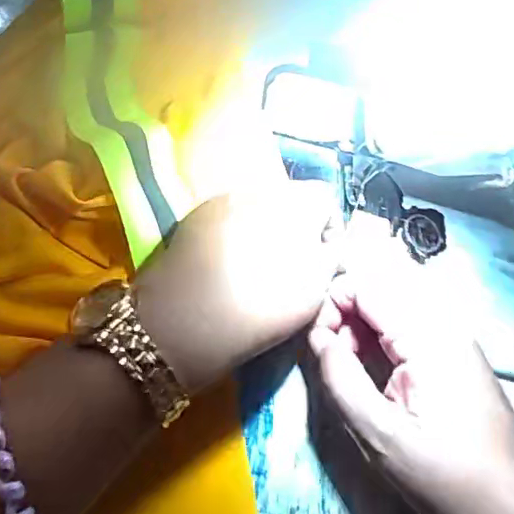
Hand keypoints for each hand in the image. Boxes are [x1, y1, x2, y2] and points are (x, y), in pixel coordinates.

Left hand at [136, 180, 341, 392]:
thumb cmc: (258, 310)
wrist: (180, 323)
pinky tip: (227, 264)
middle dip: (297, 227)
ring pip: (261, 205)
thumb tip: (331, 244)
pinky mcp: (197, 213)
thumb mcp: (314, 291)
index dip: (329, 230)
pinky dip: (236, 231)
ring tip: (256, 265)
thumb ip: (332, 257)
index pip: (327, 199)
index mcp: (296, 204)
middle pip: (293, 199)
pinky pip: (230, 215)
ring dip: (266, 227)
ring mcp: (226, 198)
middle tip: (291, 266)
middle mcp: (262, 189)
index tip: (321, 262)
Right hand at [305, 213, 513, 513]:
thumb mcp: (381, 437)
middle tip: (332, 357)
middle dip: (346, 310)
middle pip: (380, 284)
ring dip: (363, 321)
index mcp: (426, 331)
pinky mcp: (455, 345)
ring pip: (393, 299)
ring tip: (350, 365)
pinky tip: (375, 367)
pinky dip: (384, 332)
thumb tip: (316, 337)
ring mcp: (453, 329)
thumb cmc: (446, 476)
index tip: (315, 343)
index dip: (331, 303)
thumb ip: (341, 380)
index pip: (366, 284)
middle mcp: (442, 317)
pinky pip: (409, 319)